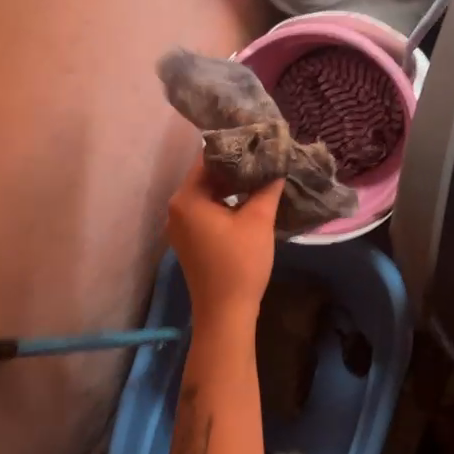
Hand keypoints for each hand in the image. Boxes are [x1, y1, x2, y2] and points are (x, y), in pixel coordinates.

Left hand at [166, 159, 282, 321]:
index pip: (208, 159)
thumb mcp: (258, 220)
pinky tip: (249, 201)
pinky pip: (206, 211)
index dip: (235, 148)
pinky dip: (225, 204)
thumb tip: (277, 164)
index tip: (258, 141)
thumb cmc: (240, 263)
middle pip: (207, 176)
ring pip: (208, 194)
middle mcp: (176, 208)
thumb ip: (266, 187)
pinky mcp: (188, 241)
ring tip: (261, 175)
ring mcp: (180, 227)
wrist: (225, 313)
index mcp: (187, 198)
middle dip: (236, 167)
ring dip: (232, 186)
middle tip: (265, 157)